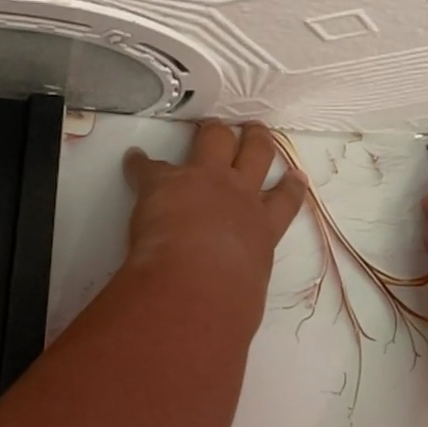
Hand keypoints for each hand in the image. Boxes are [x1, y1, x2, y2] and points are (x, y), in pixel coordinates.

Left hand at [121, 121, 307, 293]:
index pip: (285, 200)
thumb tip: (235, 300)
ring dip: (215, 131)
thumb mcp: (248, 290)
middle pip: (256, 153)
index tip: (295, 176)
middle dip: (257, 139)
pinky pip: (149, 165)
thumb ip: (243, 283)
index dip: (291, 186)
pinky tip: (133, 158)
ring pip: (218, 140)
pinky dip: (138, 162)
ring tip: (213, 126)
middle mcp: (240, 194)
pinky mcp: (165, 181)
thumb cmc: (230, 301)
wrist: (198, 282)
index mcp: (263, 226)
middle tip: (255, 129)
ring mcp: (205, 180)